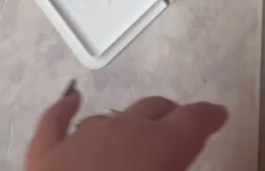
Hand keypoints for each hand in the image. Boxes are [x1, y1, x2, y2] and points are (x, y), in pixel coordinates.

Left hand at [26, 86, 228, 170]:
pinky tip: (72, 100)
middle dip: (170, 117)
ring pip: (113, 117)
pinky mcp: (46, 155)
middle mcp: (126, 130)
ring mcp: (82, 138)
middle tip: (179, 133)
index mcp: (161, 146)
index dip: (209, 116)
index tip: (219, 116)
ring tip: (136, 141)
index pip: (194, 118)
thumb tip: (177, 163)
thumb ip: (177, 166)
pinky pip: (54, 122)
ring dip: (129, 125)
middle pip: (155, 108)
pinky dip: (64, 108)